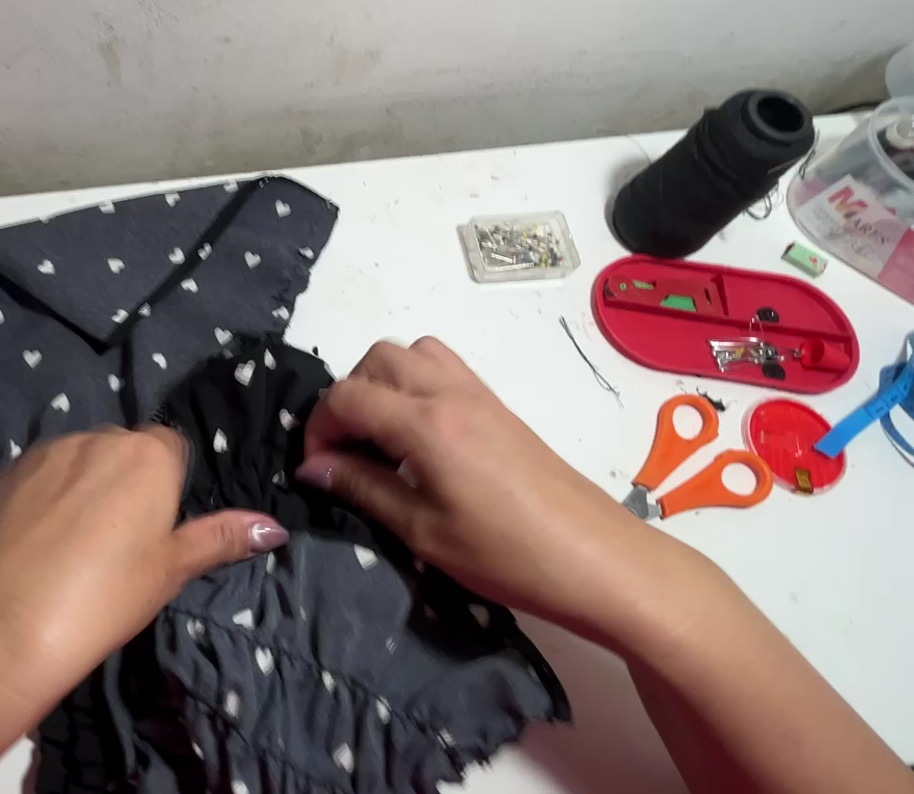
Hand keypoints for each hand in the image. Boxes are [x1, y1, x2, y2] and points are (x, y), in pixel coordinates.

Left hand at [0, 423, 286, 712]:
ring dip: (85, 482)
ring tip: (72, 541)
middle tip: (117, 538)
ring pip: (81, 457)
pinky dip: (46, 492)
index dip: (166, 484)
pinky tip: (38, 537)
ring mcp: (50, 449)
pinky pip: (42, 471)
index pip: (172, 447)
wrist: (6, 620)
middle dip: (126, 480)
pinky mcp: (9, 468)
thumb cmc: (105, 595)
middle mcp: (101, 437)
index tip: (155, 524)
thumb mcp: (171, 569)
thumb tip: (274, 526)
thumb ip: (221, 537)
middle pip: (125, 449)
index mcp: (149, 455)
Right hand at [297, 337, 706, 641]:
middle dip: (346, 397)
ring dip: (381, 381)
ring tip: (380, 434)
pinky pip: (442, 366)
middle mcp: (449, 392)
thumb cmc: (508, 556)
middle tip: (346, 449)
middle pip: (376, 359)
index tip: (316, 469)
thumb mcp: (423, 532)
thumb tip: (312, 467)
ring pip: (411, 352)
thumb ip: (363, 489)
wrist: (600, 562)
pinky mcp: (497, 405)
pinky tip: (419, 434)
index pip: (348, 397)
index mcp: (426, 424)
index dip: (318, 428)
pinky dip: (413, 382)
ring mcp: (478, 393)